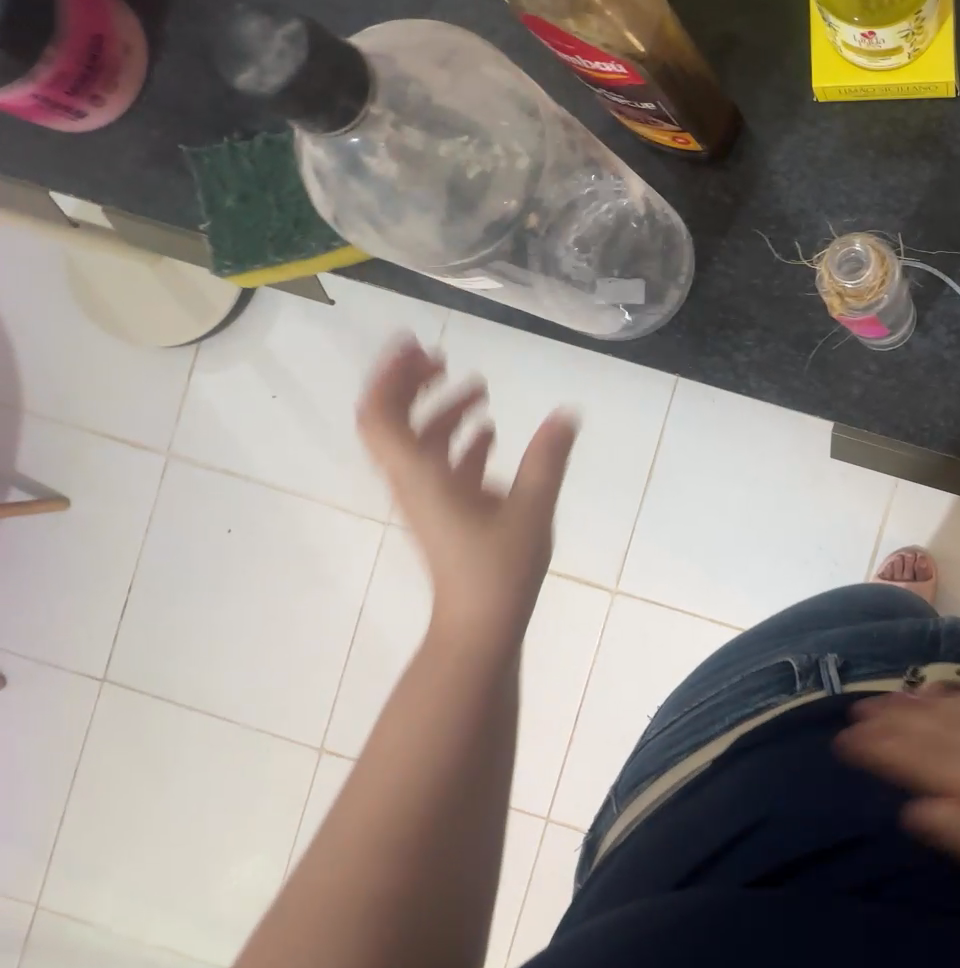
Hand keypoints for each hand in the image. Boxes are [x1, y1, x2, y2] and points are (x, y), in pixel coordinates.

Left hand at [357, 338, 576, 641]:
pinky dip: (456, 440)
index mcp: (422, 476)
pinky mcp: (444, 513)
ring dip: (440, 410)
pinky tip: (488, 433)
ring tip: (479, 389)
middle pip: (392, 422)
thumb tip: (568, 413)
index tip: (417, 345)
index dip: (391, 375)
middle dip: (412, 384)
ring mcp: (427, 498)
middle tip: (443, 357)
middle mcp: (413, 482)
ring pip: (417, 442)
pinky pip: (438, 465)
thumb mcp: (531, 510)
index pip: (382, 415)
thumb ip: (547, 459)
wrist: (479, 622)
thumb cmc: (499, 568)